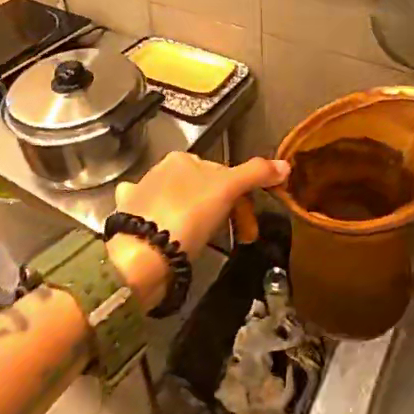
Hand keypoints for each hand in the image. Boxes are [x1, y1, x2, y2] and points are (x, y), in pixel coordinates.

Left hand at [114, 151, 289, 252]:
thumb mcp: (228, 190)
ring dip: (195, 215)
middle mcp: (160, 169)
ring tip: (204, 240)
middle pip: (204, 189)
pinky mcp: (127, 217)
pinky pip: (150, 212)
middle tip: (237, 239)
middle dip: (225, 211)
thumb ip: (256, 174)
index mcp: (185, 158)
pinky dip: (159, 217)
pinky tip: (162, 228)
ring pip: (178, 199)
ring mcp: (141, 192)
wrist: (142, 255)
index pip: (225, 175)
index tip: (249, 229)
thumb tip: (285, 165)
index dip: (243, 200)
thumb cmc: (188, 216)